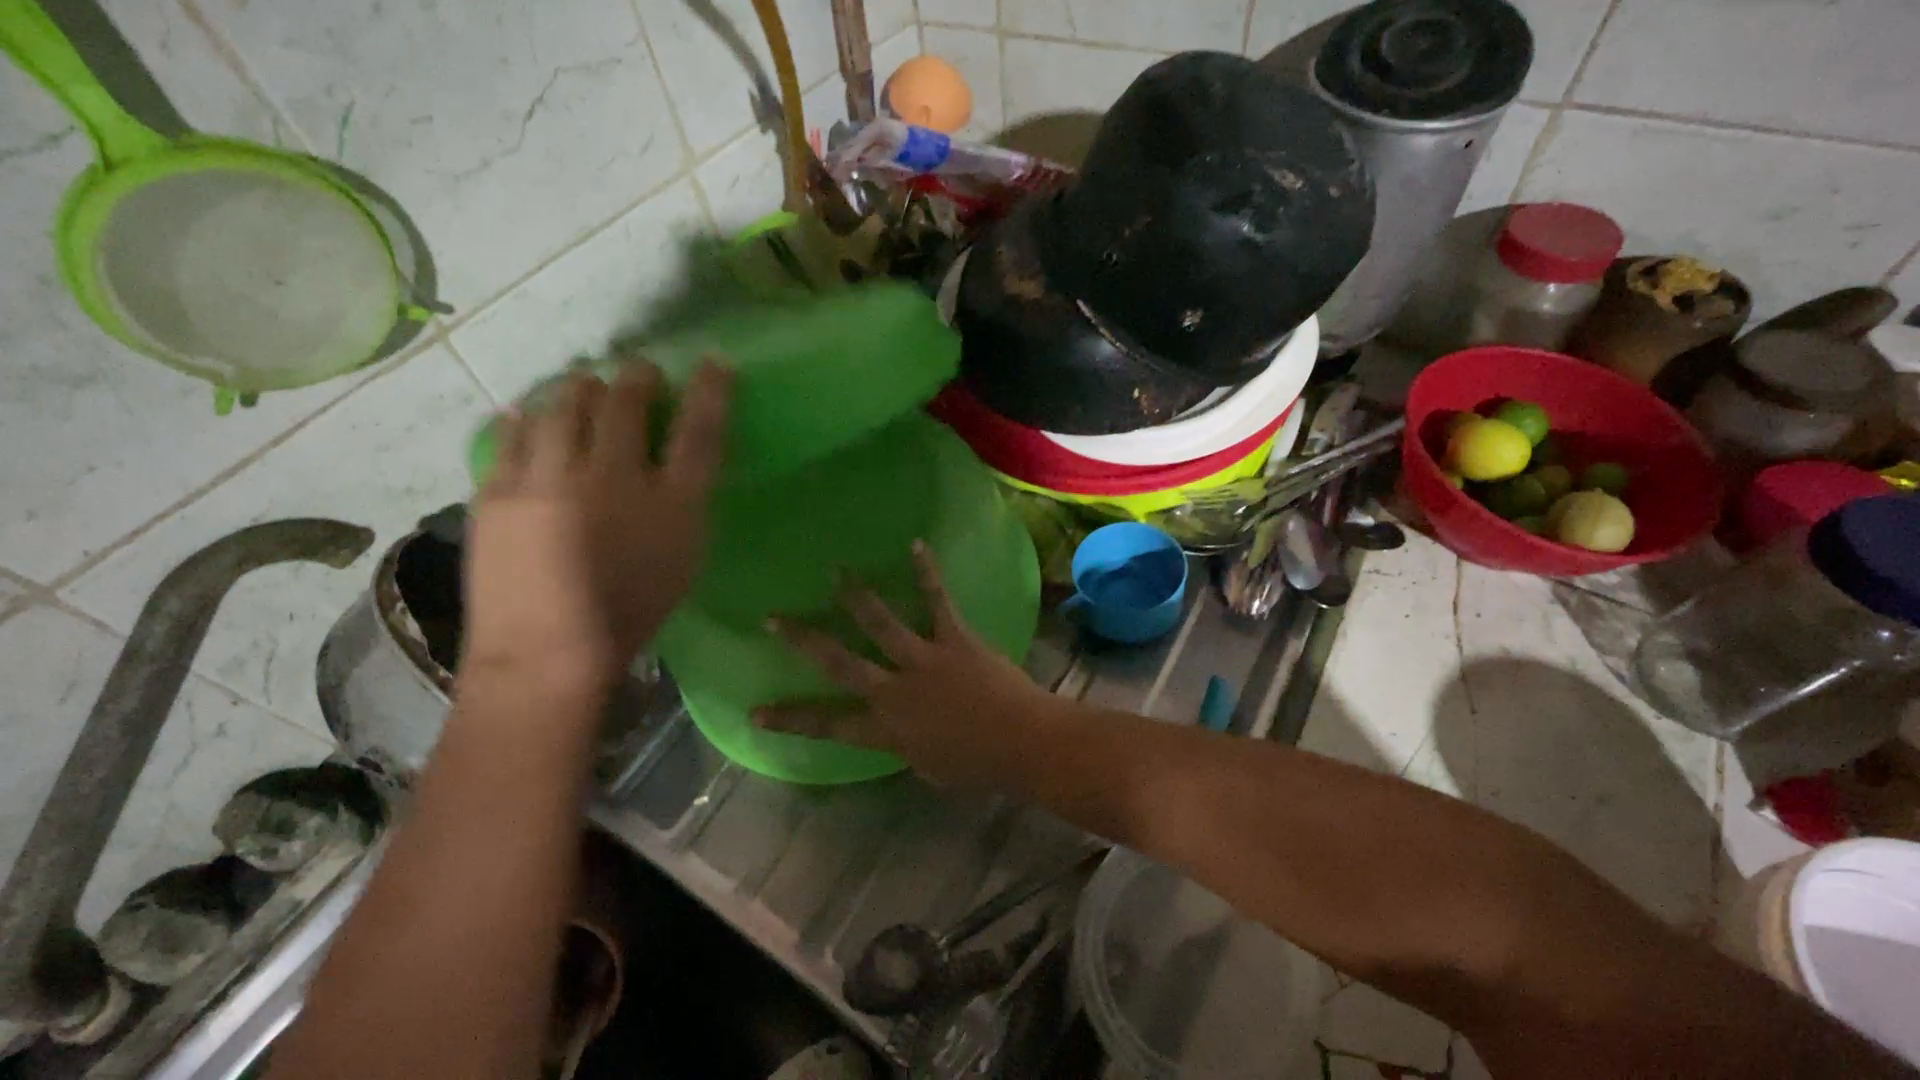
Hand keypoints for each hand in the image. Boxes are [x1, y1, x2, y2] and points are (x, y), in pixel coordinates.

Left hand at [462, 361, 732, 696]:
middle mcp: (611, 479)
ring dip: (579, 390)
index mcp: (668, 505)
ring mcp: (549, 481)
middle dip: (638, 376)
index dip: (712, 391)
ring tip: (582, 392)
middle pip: (625, 402)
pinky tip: (529, 420)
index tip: (717, 363)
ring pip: (563, 405)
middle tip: (639, 373)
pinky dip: (527, 419)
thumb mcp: (679, 559)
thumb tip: (671, 457)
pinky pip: (512, 432)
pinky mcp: (499, 491)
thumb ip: (682, 502)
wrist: (544, 656)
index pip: (699, 431)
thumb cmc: (627, 612)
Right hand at [756, 543, 1057, 785]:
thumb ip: (908, 747)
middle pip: (840, 664)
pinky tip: (917, 545)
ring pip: (879, 624)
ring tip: (835, 572)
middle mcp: (895, 691)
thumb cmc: (980, 767)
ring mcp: (924, 661)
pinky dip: (926, 573)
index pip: (828, 725)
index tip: (755, 711)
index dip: (790, 719)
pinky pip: (937, 601)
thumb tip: (903, 732)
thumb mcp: (931, 768)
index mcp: (887, 730)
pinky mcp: (954, 639)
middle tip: (774, 618)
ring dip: (855, 597)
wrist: (1024, 744)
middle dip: (804, 641)